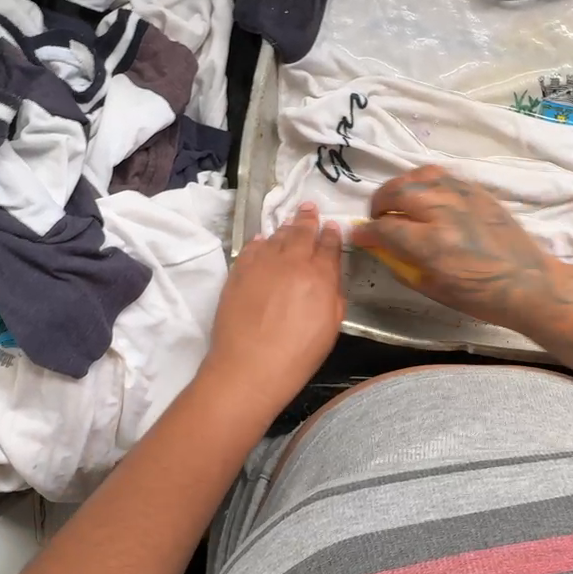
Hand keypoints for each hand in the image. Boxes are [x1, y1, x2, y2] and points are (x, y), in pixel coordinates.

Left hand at [200, 203, 344, 412]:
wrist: (250, 366)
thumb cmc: (298, 356)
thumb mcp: (330, 328)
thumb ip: (333, 298)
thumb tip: (329, 281)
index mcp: (320, 276)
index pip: (329, 246)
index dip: (332, 235)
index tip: (332, 226)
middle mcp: (292, 262)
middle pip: (302, 232)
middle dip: (308, 219)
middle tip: (309, 206)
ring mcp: (262, 264)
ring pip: (276, 236)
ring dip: (285, 228)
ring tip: (289, 221)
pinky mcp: (238, 272)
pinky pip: (252, 248)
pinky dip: (260, 242)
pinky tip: (263, 240)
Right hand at [348, 166, 567, 328]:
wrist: (528, 284)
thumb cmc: (480, 297)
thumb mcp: (434, 290)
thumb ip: (403, 266)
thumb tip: (382, 250)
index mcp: (431, 244)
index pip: (385, 228)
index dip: (367, 233)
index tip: (359, 236)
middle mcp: (444, 213)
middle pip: (397, 193)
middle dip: (379, 204)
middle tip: (377, 217)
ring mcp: (463, 197)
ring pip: (419, 177)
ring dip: (400, 187)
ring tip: (397, 201)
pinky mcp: (478, 191)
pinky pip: (443, 175)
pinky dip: (425, 182)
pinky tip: (424, 195)